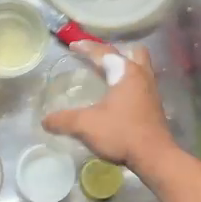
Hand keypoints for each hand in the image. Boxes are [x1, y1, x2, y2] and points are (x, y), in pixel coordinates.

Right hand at [40, 43, 177, 170]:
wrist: (155, 156)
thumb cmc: (121, 133)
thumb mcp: (86, 126)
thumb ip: (64, 120)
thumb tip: (45, 120)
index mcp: (125, 72)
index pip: (104, 53)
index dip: (86, 48)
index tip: (73, 45)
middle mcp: (142, 76)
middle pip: (132, 53)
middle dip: (114, 53)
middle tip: (98, 59)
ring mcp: (152, 91)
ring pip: (140, 68)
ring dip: (125, 67)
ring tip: (108, 76)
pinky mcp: (155, 106)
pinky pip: (142, 84)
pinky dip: (129, 84)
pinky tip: (118, 97)